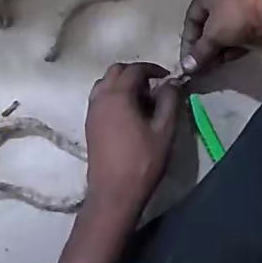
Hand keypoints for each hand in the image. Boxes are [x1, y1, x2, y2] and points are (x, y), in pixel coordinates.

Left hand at [83, 63, 181, 219]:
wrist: (114, 193)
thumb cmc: (142, 161)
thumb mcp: (164, 130)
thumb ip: (170, 101)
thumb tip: (172, 82)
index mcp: (117, 95)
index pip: (134, 69)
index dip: (153, 69)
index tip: (168, 78)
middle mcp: (100, 98)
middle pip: (116, 71)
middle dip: (136, 73)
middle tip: (155, 87)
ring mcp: (92, 112)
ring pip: (105, 84)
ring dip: (123, 84)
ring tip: (143, 101)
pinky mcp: (90, 125)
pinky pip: (100, 99)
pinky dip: (115, 96)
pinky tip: (130, 115)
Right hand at [179, 0, 261, 74]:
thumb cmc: (237, 16)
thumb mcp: (213, 35)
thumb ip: (199, 52)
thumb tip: (186, 68)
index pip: (192, 16)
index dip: (188, 40)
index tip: (188, 61)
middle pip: (210, 23)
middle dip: (205, 47)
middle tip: (202, 67)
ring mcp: (246, 1)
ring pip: (226, 28)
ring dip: (219, 48)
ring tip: (215, 66)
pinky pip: (242, 30)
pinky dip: (235, 44)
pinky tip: (231, 58)